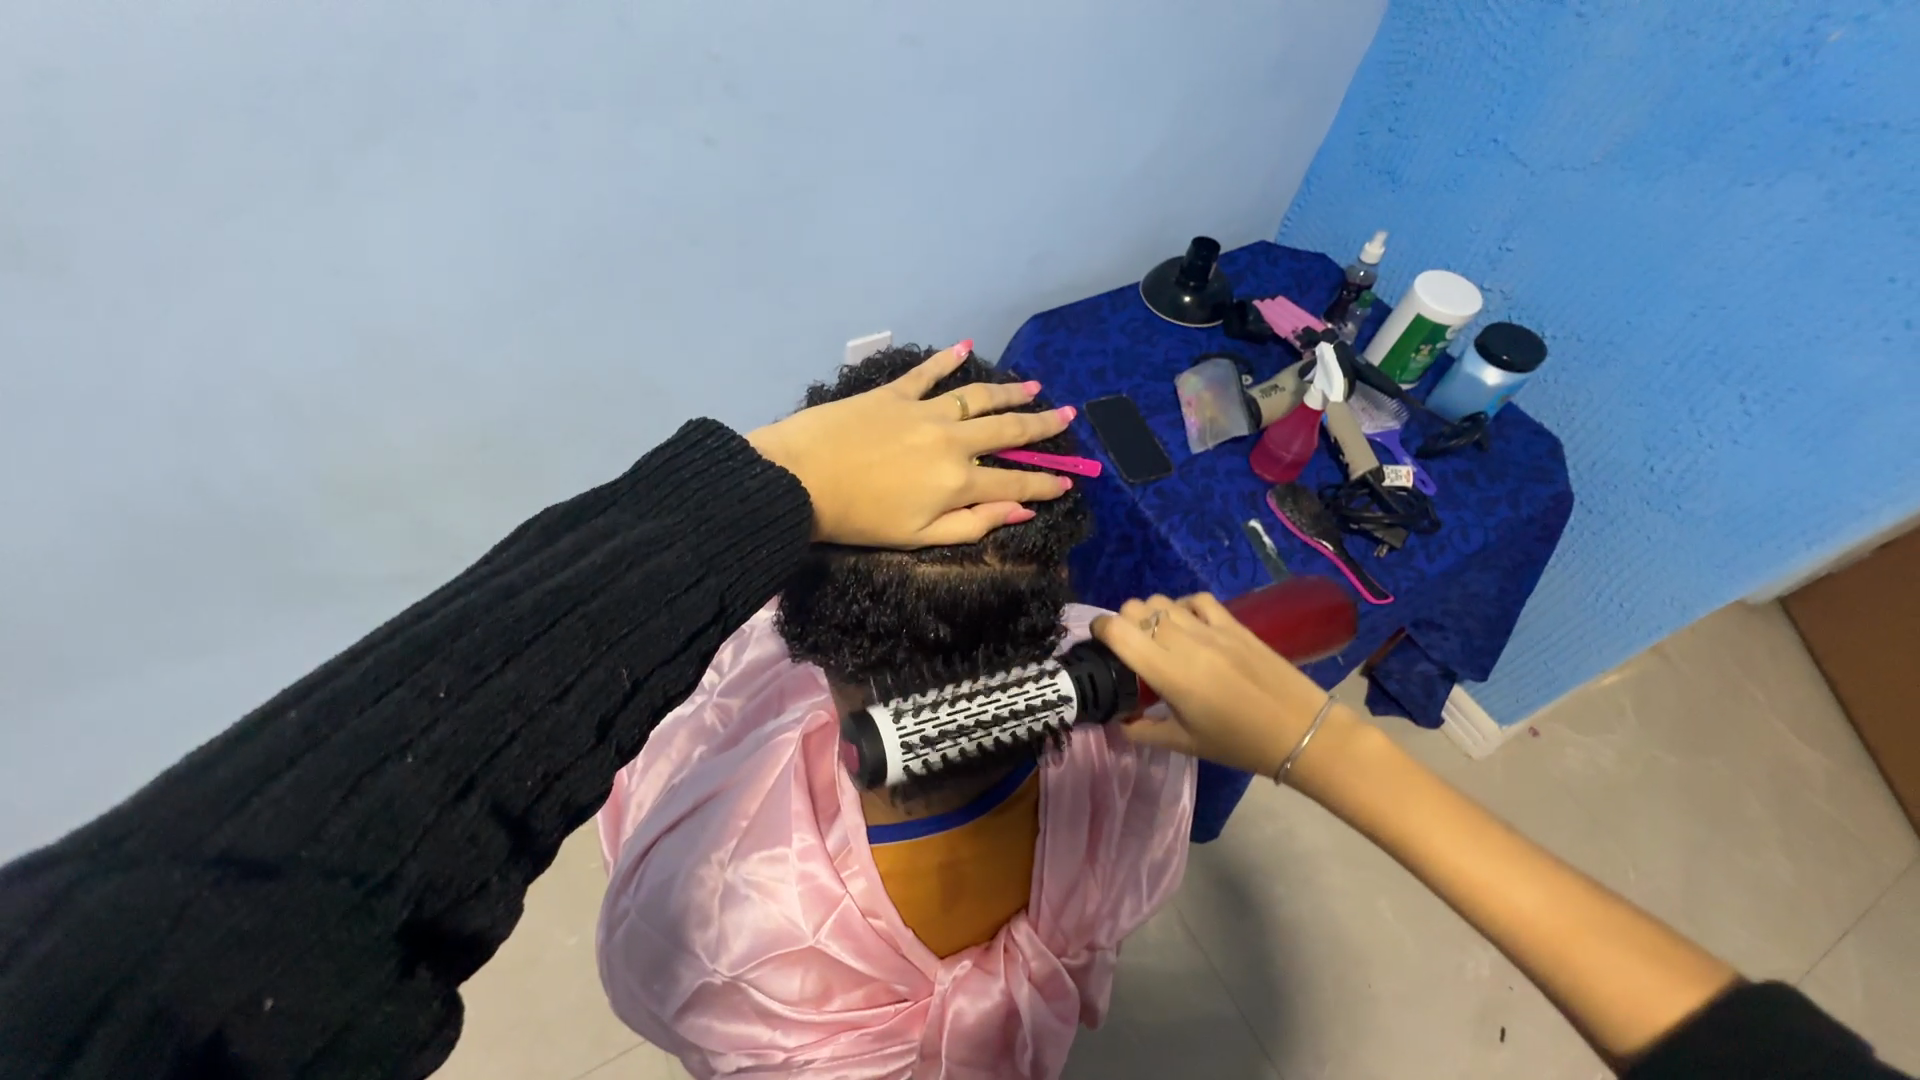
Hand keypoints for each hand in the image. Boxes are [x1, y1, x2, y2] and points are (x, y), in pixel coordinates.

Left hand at [746, 342, 1074, 547]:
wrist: (799, 479)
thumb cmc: (859, 520)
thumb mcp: (918, 538)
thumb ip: (971, 524)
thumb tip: (1019, 512)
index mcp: (958, 482)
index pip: (1014, 482)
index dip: (1045, 483)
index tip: (1068, 480)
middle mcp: (952, 441)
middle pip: (1008, 430)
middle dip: (1042, 425)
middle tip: (1067, 415)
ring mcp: (924, 411)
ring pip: (978, 397)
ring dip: (1009, 392)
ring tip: (1035, 386)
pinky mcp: (894, 393)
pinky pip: (928, 373)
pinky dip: (948, 359)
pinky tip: (965, 347)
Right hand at [1092, 593, 1354, 779]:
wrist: (1301, 732)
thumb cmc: (1240, 744)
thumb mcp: (1186, 745)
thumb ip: (1144, 731)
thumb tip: (1117, 723)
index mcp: (1168, 673)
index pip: (1117, 630)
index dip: (1099, 628)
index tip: (1098, 642)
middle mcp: (1184, 642)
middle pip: (1136, 608)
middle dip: (1123, 621)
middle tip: (1128, 647)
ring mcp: (1211, 629)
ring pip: (1163, 601)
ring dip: (1151, 614)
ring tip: (1158, 637)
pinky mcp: (1234, 623)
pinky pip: (1197, 599)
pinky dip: (1183, 607)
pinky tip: (1188, 625)